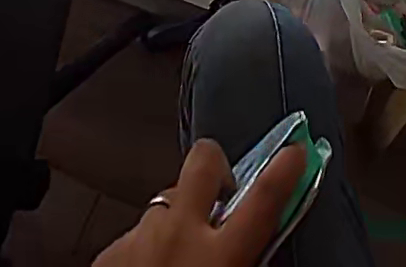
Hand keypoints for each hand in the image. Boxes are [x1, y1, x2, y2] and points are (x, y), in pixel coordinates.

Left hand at [93, 139, 306, 266]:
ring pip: (166, 201)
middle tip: (222, 197)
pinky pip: (137, 235)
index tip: (296, 151)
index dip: (285, 170)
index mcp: (219, 259)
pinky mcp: (108, 254)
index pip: (263, 200)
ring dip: (178, 220)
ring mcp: (140, 238)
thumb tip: (260, 248)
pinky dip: (147, 249)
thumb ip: (248, 265)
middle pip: (203, 161)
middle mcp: (179, 235)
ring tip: (179, 261)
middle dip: (215, 167)